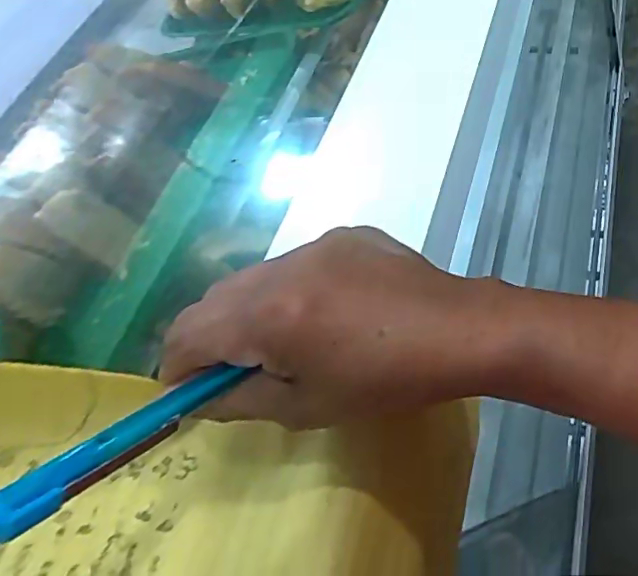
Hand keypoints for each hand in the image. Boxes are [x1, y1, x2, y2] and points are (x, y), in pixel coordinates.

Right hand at [160, 227, 499, 429]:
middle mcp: (291, 264)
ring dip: (256, 306)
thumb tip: (204, 393)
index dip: (179, 368)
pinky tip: (334, 308)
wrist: (458, 328)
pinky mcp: (355, 232)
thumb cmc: (385, 378)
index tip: (194, 391)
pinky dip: (297, 284)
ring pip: (261, 273)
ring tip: (294, 337)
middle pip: (219, 296)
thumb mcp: (304, 406)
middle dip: (214, 334)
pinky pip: (304, 259)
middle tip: (244, 369)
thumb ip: (240, 397)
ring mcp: (326, 240)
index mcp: (272, 311)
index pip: (187, 332)